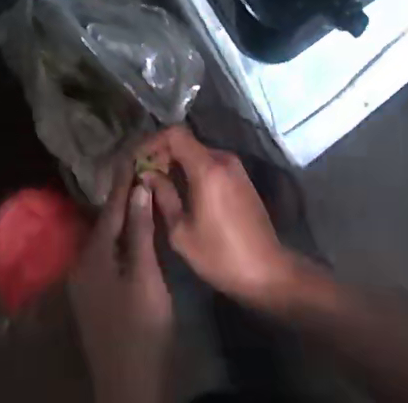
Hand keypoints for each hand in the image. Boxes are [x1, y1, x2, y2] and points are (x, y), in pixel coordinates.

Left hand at [68, 173, 172, 402]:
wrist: (129, 386)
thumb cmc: (141, 328)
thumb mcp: (146, 276)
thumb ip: (141, 231)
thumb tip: (139, 188)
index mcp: (92, 255)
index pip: (111, 207)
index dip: (124, 179)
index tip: (133, 151)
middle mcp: (82, 263)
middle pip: (107, 220)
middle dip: (124, 195)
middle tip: (141, 166)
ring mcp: (87, 282)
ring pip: (108, 238)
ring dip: (125, 216)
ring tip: (142, 190)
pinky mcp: (96, 297)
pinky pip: (109, 254)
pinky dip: (123, 237)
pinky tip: (137, 231)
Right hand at [140, 126, 301, 308]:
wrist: (268, 273)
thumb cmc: (221, 255)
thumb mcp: (182, 232)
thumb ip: (164, 197)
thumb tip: (148, 175)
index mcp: (207, 168)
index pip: (175, 134)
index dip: (153, 141)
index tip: (138, 159)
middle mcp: (223, 159)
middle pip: (186, 142)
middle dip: (163, 154)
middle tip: (145, 174)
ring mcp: (235, 168)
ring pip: (198, 153)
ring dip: (178, 163)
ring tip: (160, 184)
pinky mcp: (242, 179)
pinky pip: (211, 164)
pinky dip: (193, 170)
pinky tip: (183, 191)